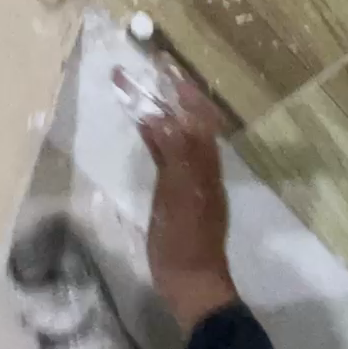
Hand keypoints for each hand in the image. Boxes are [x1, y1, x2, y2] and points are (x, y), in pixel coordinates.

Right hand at [114, 59, 238, 332]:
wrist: (193, 283)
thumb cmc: (184, 242)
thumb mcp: (177, 199)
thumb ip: (172, 157)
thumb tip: (161, 117)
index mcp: (205, 164)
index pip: (196, 115)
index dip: (181, 89)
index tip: (163, 65)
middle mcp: (202, 165)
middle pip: (188, 120)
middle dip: (170, 93)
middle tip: (149, 70)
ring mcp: (191, 179)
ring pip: (178, 135)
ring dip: (162, 111)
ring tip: (142, 90)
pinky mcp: (178, 193)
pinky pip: (168, 154)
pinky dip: (157, 136)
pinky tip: (143, 129)